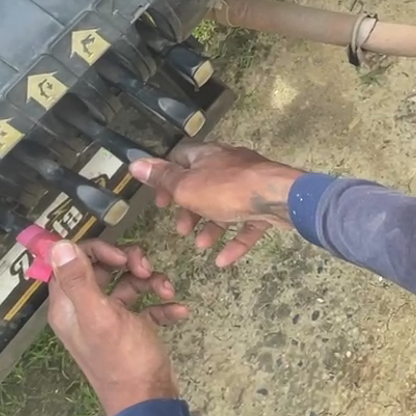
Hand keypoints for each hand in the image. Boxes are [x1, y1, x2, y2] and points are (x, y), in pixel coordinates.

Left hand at [45, 238, 188, 415]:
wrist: (148, 398)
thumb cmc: (123, 358)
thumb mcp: (101, 316)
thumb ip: (80, 280)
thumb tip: (59, 243)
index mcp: (71, 307)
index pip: (71, 262)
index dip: (98, 252)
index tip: (122, 259)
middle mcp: (86, 310)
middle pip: (103, 267)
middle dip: (130, 262)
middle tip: (146, 270)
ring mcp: (111, 319)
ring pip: (129, 282)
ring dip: (152, 281)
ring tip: (168, 291)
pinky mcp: (133, 327)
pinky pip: (146, 303)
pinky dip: (162, 304)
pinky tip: (177, 312)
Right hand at [131, 142, 303, 267]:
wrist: (278, 197)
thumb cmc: (227, 189)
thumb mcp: (187, 186)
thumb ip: (163, 178)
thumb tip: (136, 163)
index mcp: (209, 155)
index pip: (182, 158)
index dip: (167, 178)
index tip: (160, 201)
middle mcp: (230, 166)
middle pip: (204, 185)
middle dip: (190, 209)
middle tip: (180, 228)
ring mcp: (250, 185)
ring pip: (225, 206)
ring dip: (211, 227)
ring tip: (201, 244)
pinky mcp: (266, 204)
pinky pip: (247, 223)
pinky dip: (234, 240)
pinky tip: (223, 260)